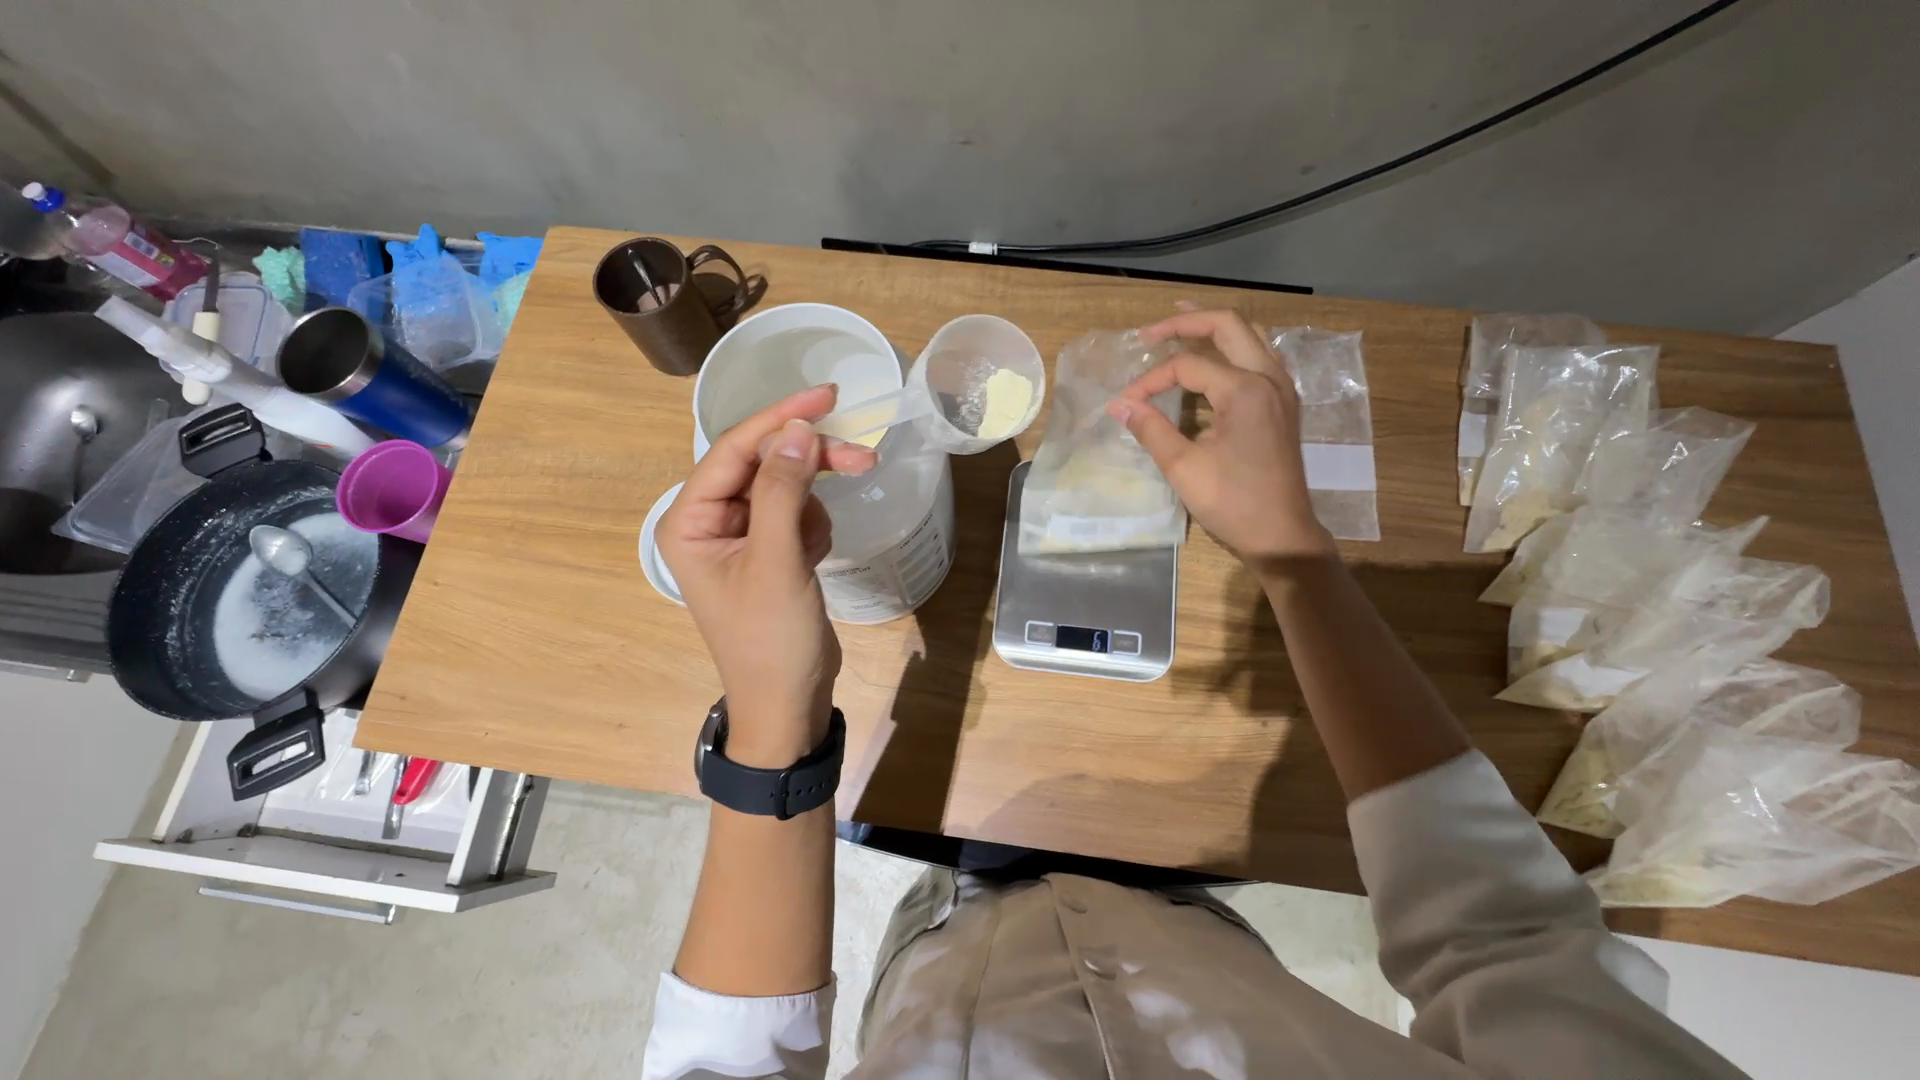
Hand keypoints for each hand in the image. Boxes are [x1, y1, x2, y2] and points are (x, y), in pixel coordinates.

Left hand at [658, 385, 875, 766]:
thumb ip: (784, 491)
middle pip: (763, 463)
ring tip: (820, 547)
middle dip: (809, 461)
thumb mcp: (778, 563)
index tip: (829, 395)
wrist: (789, 704)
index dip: (780, 417)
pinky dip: (814, 527)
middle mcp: (710, 521)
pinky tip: (815, 559)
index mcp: (690, 521)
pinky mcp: (770, 552)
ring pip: (786, 485)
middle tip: (862, 456)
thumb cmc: (771, 640)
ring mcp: (741, 537)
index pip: (734, 449)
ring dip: (814, 502)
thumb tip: (797, 427)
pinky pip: (797, 513)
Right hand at [1108, 309, 1333, 563]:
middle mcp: (1269, 378)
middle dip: (1187, 323)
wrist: (1282, 534)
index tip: (1127, 403)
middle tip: (1151, 331)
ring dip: (1214, 328)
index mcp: (1245, 390)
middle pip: (1228, 326)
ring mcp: (1282, 389)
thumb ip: (1151, 429)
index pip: (1188, 365)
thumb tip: (1118, 406)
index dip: (1151, 380)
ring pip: (1250, 336)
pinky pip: (1260, 356)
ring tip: (1182, 322)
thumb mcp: (1183, 468)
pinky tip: (1214, 357)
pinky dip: (1233, 348)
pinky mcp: (1284, 404)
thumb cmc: (1233, 503)